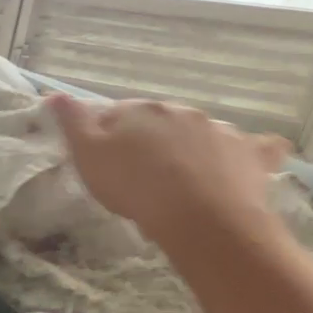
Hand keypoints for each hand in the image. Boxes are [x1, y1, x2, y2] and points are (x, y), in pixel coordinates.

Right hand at [45, 92, 292, 249]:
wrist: (200, 218)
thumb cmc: (133, 185)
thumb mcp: (86, 155)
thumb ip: (72, 122)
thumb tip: (55, 94)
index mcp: (139, 110)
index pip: (116, 113)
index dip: (108, 134)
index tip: (105, 158)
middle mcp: (180, 111)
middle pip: (160, 120)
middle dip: (151, 138)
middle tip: (142, 171)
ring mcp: (221, 129)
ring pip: (201, 132)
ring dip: (192, 145)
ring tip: (185, 177)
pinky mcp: (254, 152)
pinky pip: (256, 147)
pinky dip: (252, 151)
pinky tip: (249, 161)